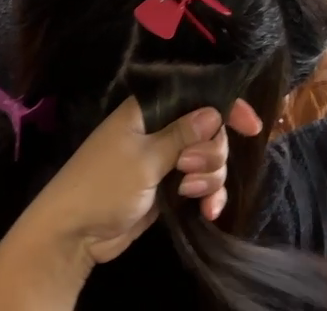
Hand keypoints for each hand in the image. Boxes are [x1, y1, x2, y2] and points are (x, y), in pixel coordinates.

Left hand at [18, 96, 264, 266]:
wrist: (74, 232)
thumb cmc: (103, 184)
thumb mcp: (144, 159)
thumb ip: (182, 136)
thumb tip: (214, 113)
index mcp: (148, 109)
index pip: (194, 95)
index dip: (226, 106)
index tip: (252, 126)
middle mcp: (160, 129)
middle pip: (208, 130)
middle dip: (211, 152)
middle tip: (188, 171)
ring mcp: (165, 159)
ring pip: (208, 158)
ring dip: (210, 177)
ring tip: (189, 194)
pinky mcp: (168, 187)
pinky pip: (201, 184)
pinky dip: (209, 196)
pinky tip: (209, 212)